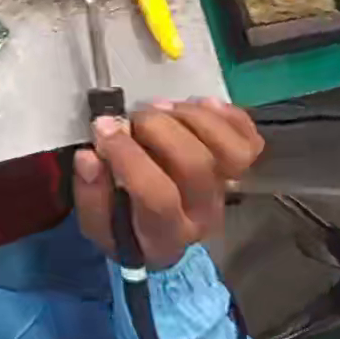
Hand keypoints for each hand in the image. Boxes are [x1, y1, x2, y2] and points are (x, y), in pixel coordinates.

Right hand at [71, 98, 263, 269]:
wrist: (159, 231)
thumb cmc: (123, 223)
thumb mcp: (95, 223)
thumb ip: (90, 193)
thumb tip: (91, 155)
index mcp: (163, 235)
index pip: (155, 196)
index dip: (128, 156)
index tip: (102, 127)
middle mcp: (201, 215)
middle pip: (194, 166)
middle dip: (158, 129)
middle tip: (131, 117)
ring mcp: (224, 192)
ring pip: (228, 152)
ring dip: (191, 119)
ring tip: (157, 106)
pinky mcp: (238, 172)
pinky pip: (249, 141)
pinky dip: (228, 117)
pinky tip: (198, 103)